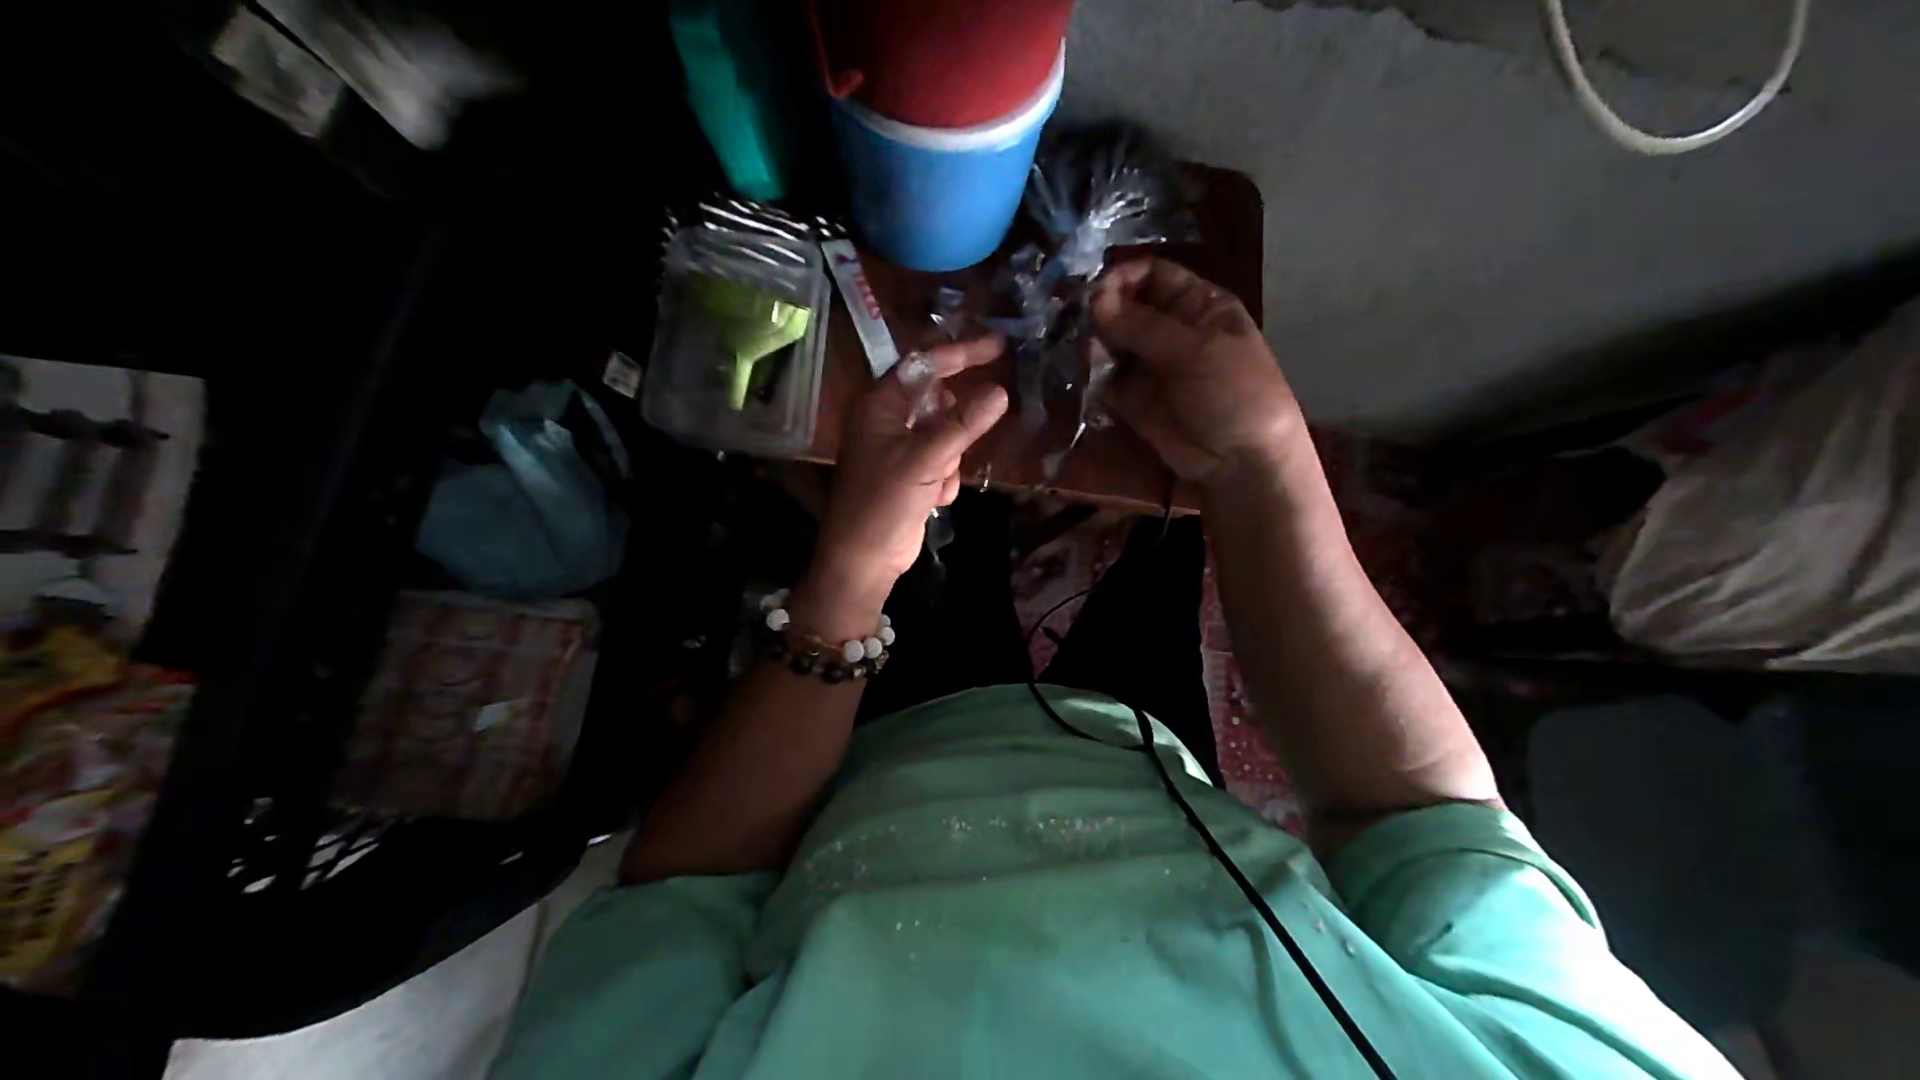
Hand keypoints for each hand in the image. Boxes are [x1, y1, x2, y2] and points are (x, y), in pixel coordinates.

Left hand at [795, 337, 1008, 636]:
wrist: (864, 558)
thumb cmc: (883, 502)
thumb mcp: (926, 459)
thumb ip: (963, 424)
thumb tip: (1000, 392)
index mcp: (880, 404)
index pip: (925, 365)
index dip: (962, 353)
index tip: (999, 347)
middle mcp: (888, 420)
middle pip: (940, 402)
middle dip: (952, 430)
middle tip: (947, 454)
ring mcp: (899, 447)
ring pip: (947, 435)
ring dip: (949, 461)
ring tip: (932, 484)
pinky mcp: (911, 473)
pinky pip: (944, 461)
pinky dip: (944, 479)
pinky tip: (932, 499)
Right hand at [1091, 258, 1303, 486]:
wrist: (1239, 461)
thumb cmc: (1232, 393)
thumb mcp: (1194, 350)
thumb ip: (1142, 325)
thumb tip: (1094, 299)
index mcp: (1196, 305)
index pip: (1151, 274)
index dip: (1123, 278)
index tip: (1096, 294)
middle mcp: (1168, 328)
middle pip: (1123, 305)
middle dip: (1101, 311)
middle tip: (1084, 327)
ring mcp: (1148, 364)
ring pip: (1108, 340)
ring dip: (1093, 343)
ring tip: (1088, 356)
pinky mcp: (1130, 397)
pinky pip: (1103, 377)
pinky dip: (1091, 374)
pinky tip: (1088, 376)